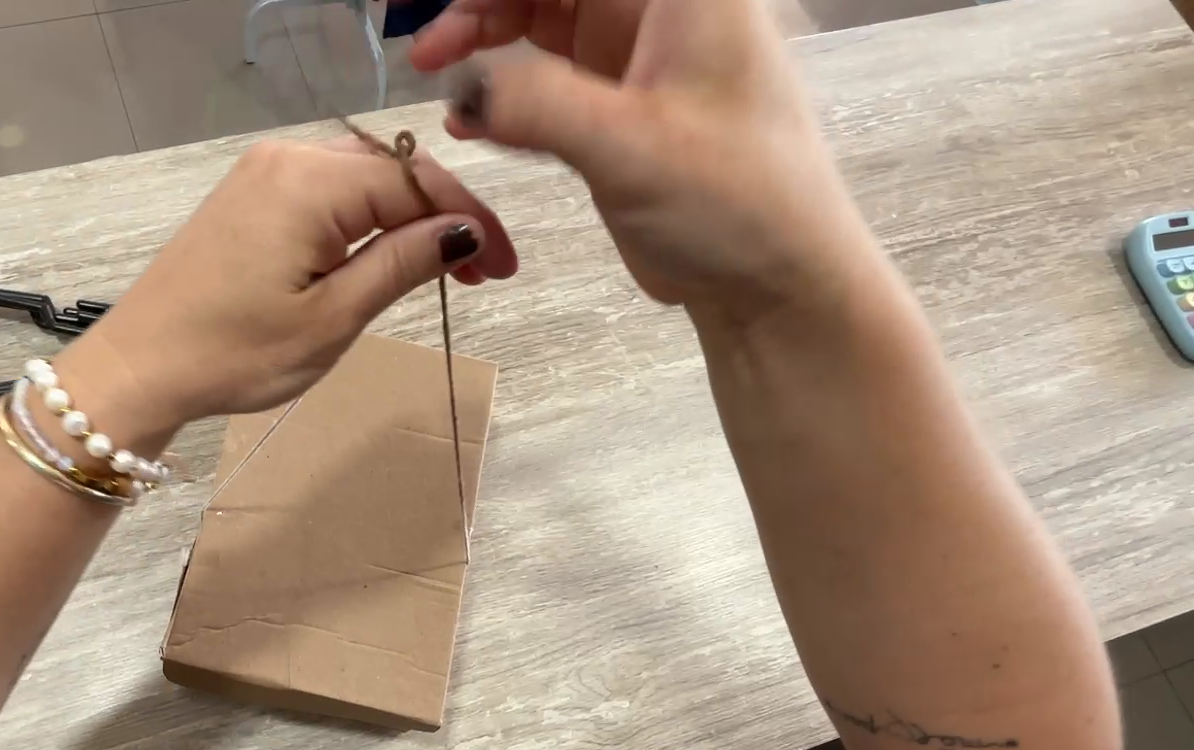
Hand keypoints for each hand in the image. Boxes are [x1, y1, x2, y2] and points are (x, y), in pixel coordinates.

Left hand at [62, 137, 516, 439]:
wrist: (141, 366)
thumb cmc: (236, 354)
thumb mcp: (332, 319)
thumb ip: (400, 264)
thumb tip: (463, 232)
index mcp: (311, 181)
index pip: (417, 181)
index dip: (471, 220)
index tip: (506, 269)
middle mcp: (287, 157)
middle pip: (391, 172)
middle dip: (442, 217)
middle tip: (479, 275)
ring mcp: (262, 173)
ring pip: (360, 181)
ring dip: (405, 220)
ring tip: (440, 271)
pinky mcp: (248, 197)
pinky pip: (325, 194)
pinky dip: (364, 223)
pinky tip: (383, 255)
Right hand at [408, 0, 884, 319]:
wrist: (769, 277)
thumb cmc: (727, 201)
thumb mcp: (627, 146)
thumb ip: (536, 104)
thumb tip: (458, 86)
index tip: (424, 7)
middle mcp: (658, 5)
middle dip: (481, 3)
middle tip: (424, 52)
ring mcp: (636, 55)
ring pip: (542, 20)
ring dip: (486, 42)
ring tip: (437, 81)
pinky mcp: (618, 106)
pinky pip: (547, 77)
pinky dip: (505, 90)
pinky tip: (469, 117)